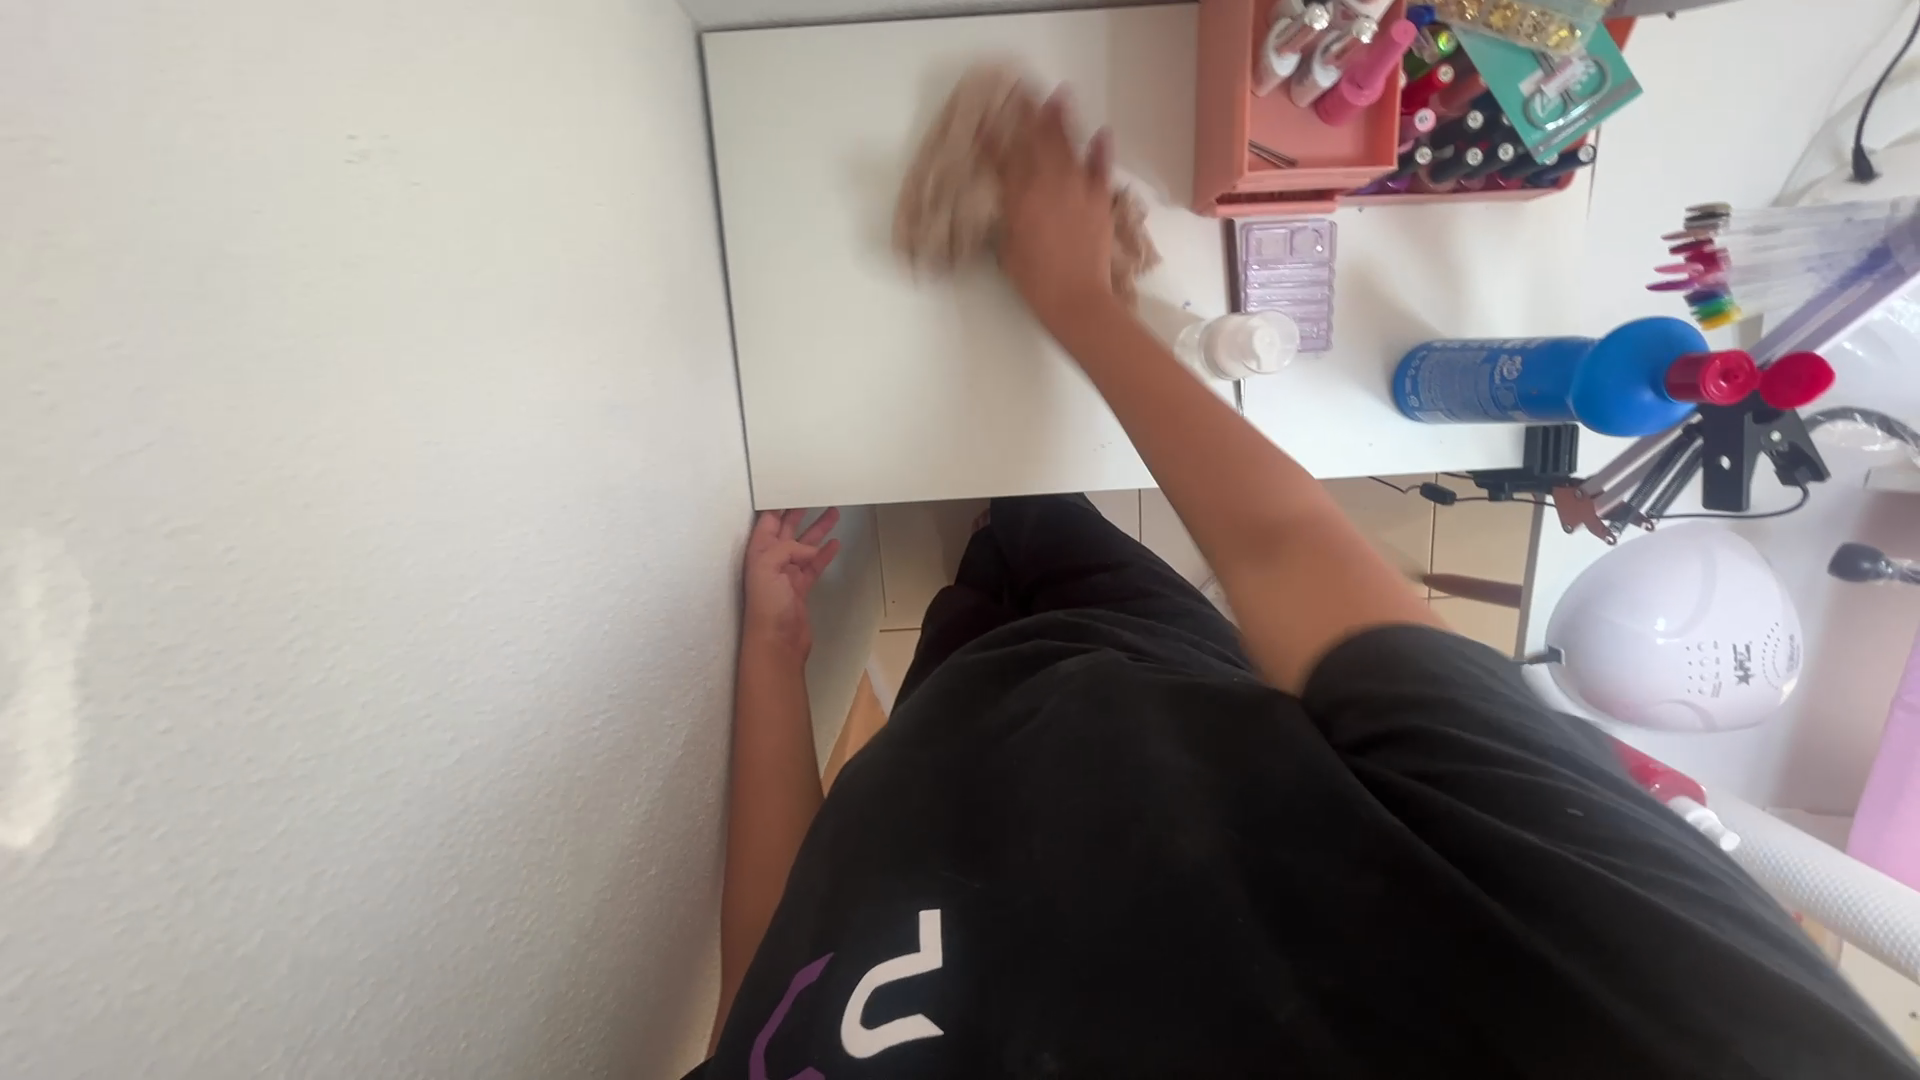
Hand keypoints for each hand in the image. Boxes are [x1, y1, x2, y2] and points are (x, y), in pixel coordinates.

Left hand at [742, 508, 840, 663]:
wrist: (776, 642)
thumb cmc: (766, 608)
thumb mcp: (768, 567)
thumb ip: (788, 549)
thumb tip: (810, 549)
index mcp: (758, 552)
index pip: (768, 520)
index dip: (778, 503)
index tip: (790, 488)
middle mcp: (771, 561)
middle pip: (787, 529)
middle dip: (800, 511)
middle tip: (813, 495)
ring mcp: (786, 574)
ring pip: (805, 545)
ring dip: (817, 529)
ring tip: (833, 513)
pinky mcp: (800, 588)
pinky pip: (814, 565)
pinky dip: (825, 553)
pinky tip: (834, 544)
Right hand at [989, 87, 1120, 332]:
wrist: (1076, 299)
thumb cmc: (1035, 282)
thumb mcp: (1008, 251)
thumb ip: (1009, 221)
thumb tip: (1009, 204)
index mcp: (1020, 197)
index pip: (1001, 160)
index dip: (990, 141)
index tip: (982, 124)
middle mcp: (1048, 184)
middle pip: (1036, 141)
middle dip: (1027, 115)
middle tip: (1022, 94)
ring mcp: (1077, 188)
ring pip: (1067, 145)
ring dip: (1061, 120)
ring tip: (1058, 96)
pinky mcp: (1099, 200)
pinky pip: (1101, 168)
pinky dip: (1101, 149)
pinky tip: (1101, 133)